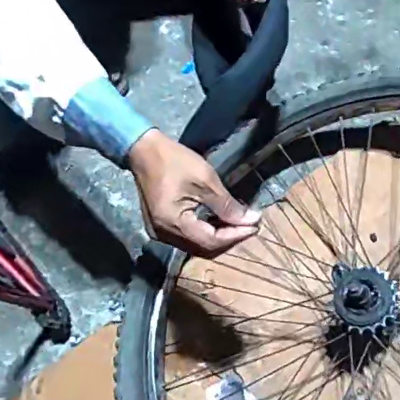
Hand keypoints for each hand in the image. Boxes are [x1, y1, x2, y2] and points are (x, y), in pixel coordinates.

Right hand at [126, 130, 260, 255]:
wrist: (143, 151)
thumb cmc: (174, 161)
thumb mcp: (205, 180)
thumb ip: (227, 205)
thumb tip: (251, 220)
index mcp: (173, 224)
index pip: (211, 241)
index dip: (235, 236)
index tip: (255, 225)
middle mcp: (163, 235)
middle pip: (203, 248)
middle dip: (228, 239)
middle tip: (249, 225)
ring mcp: (159, 233)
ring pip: (195, 245)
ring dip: (217, 237)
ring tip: (237, 223)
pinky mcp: (158, 226)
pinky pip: (186, 237)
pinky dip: (204, 232)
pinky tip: (218, 221)